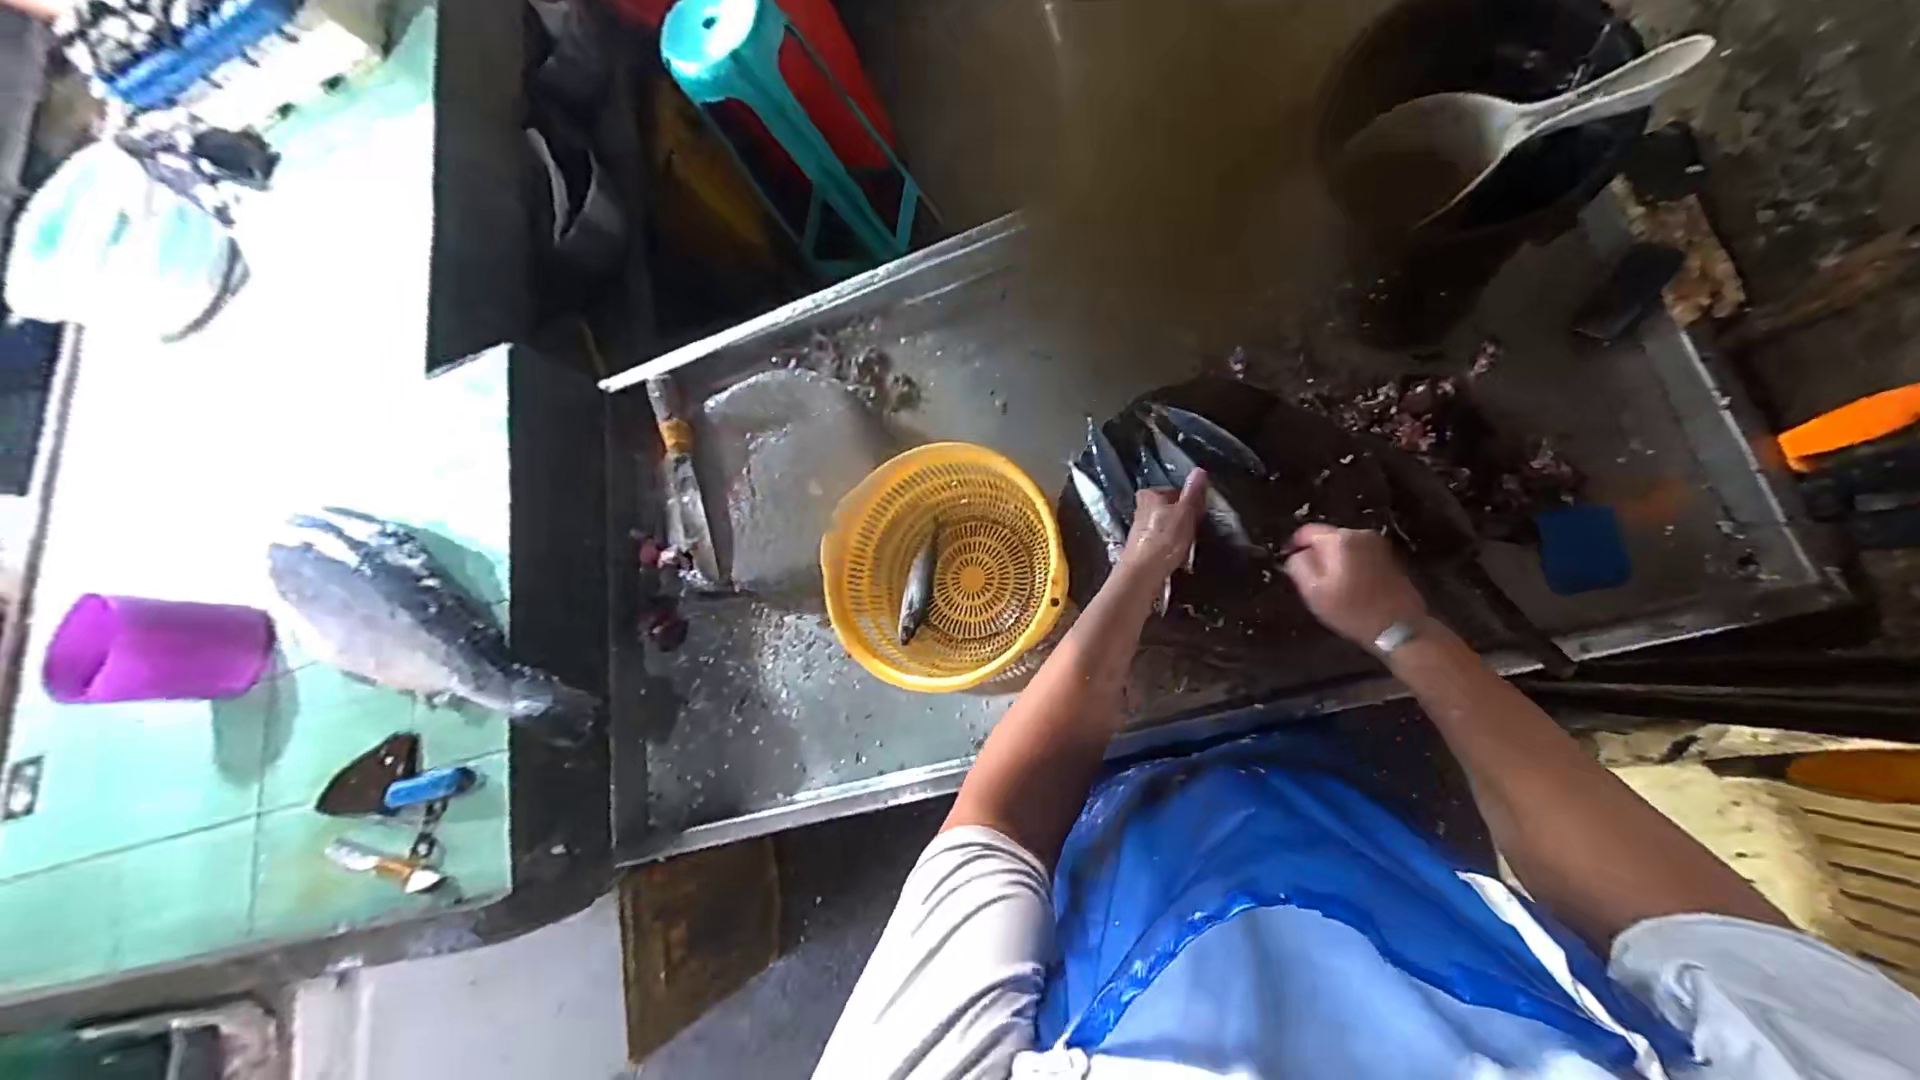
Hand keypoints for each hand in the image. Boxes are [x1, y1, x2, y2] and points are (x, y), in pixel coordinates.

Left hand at [1120, 469, 1207, 582]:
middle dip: (1181, 518)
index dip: (1188, 502)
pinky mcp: (1140, 547)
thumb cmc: (1165, 539)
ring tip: (1186, 544)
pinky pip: (1160, 541)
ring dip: (1176, 533)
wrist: (1142, 573)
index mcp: (1149, 496)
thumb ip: (1193, 493)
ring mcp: (1139, 529)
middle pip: (1168, 509)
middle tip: (1194, 529)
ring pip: (1164, 525)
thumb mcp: (1185, 512)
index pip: (1174, 491)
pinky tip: (1176, 555)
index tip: (1198, 513)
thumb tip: (1199, 470)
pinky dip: (1169, 546)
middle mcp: (1140, 509)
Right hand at [1282, 524, 1427, 648]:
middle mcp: (1361, 534)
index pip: (1306, 532)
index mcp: (1340, 540)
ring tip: (1332, 586)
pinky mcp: (1390, 558)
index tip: (1291, 565)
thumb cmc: (1352, 610)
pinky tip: (1351, 586)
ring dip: (1334, 561)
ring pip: (1344, 547)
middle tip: (1312, 581)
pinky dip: (1351, 565)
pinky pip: (1359, 555)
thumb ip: (1298, 565)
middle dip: (1317, 555)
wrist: (1400, 628)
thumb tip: (1296, 554)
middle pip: (1327, 538)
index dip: (1295, 546)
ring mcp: (1379, 545)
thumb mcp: (1312, 591)